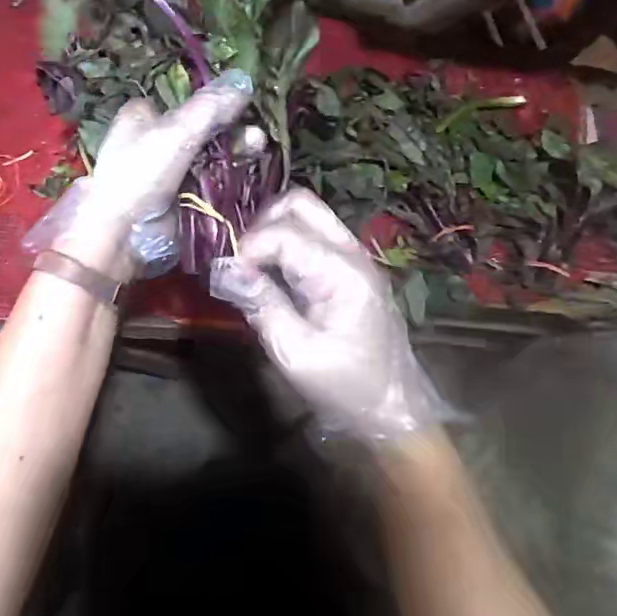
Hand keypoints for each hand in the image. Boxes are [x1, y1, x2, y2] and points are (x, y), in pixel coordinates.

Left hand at [30, 68, 252, 280]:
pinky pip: (212, 179)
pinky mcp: (183, 197)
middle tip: (254, 132)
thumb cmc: (140, 174)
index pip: (181, 99)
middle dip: (230, 127)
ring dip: (235, 150)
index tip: (240, 100)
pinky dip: (230, 175)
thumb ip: (209, 107)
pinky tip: (251, 168)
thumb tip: (244, 78)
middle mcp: (155, 140)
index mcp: (142, 117)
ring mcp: (170, 171)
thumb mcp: (175, 133)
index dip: (210, 99)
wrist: (124, 234)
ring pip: (211, 154)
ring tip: (257, 147)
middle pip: (203, 127)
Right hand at [211, 189, 453, 440]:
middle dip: (260, 224)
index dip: (246, 247)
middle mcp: (352, 253)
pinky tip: (270, 274)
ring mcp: (354, 258)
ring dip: (272, 231)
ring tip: (250, 266)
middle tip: (239, 261)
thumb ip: (260, 304)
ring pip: (306, 215)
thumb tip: (222, 267)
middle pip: (299, 204)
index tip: (226, 276)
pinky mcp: (349, 269)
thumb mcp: (294, 353)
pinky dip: (284, 244)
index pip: (283, 233)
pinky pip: (312, 236)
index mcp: (342, 272)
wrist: (394, 411)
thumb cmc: (345, 388)